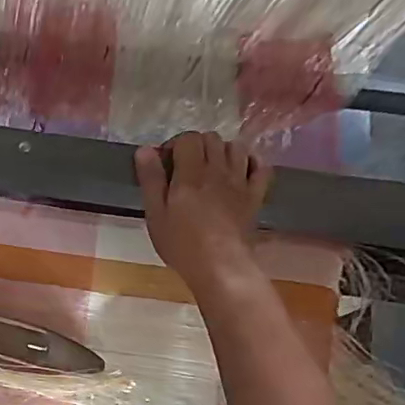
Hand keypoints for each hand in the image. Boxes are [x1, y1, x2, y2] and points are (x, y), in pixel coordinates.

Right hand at [134, 131, 270, 279]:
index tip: (165, 163)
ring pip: (236, 147)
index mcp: (191, 173)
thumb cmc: (181, 244)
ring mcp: (241, 180)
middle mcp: (219, 169)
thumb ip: (151, 180)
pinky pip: (260, 166)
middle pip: (212, 138)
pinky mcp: (255, 195)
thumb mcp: (155, 214)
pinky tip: (240, 170)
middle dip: (196, 146)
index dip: (174, 145)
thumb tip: (145, 149)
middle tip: (184, 167)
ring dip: (221, 151)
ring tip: (210, 168)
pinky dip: (251, 161)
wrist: (219, 265)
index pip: (187, 139)